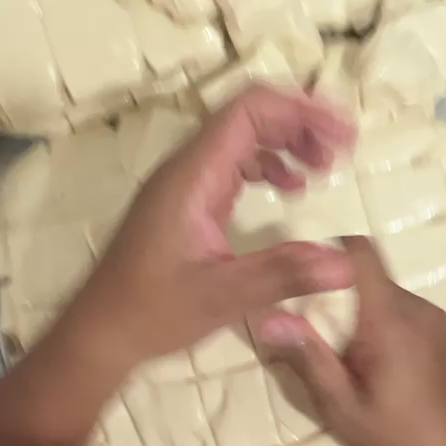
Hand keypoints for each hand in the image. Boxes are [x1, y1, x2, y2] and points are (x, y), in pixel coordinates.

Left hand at [56, 86, 357, 374]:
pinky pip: (232, 168)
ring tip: (324, 170)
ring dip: (286, 145)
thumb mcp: (222, 297)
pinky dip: (267, 169)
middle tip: (342, 153)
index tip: (343, 136)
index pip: (248, 112)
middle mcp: (186, 170)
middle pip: (248, 117)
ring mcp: (184, 186)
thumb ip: (283, 275)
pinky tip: (290, 192)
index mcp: (192, 178)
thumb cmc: (151, 313)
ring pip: (240, 140)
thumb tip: (345, 266)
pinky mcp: (186, 205)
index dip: (301, 112)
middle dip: (300, 125)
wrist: (100, 333)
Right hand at [253, 235, 445, 445]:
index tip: (300, 276)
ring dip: (360, 315)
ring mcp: (435, 318)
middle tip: (313, 335)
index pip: (360, 252)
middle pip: (368, 277)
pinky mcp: (443, 332)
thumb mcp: (341, 406)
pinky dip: (381, 326)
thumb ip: (308, 357)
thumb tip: (268, 316)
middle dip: (337, 297)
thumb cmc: (397, 438)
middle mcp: (417, 307)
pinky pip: (402, 313)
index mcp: (390, 320)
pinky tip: (374, 366)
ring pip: (384, 295)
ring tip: (345, 358)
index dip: (326, 252)